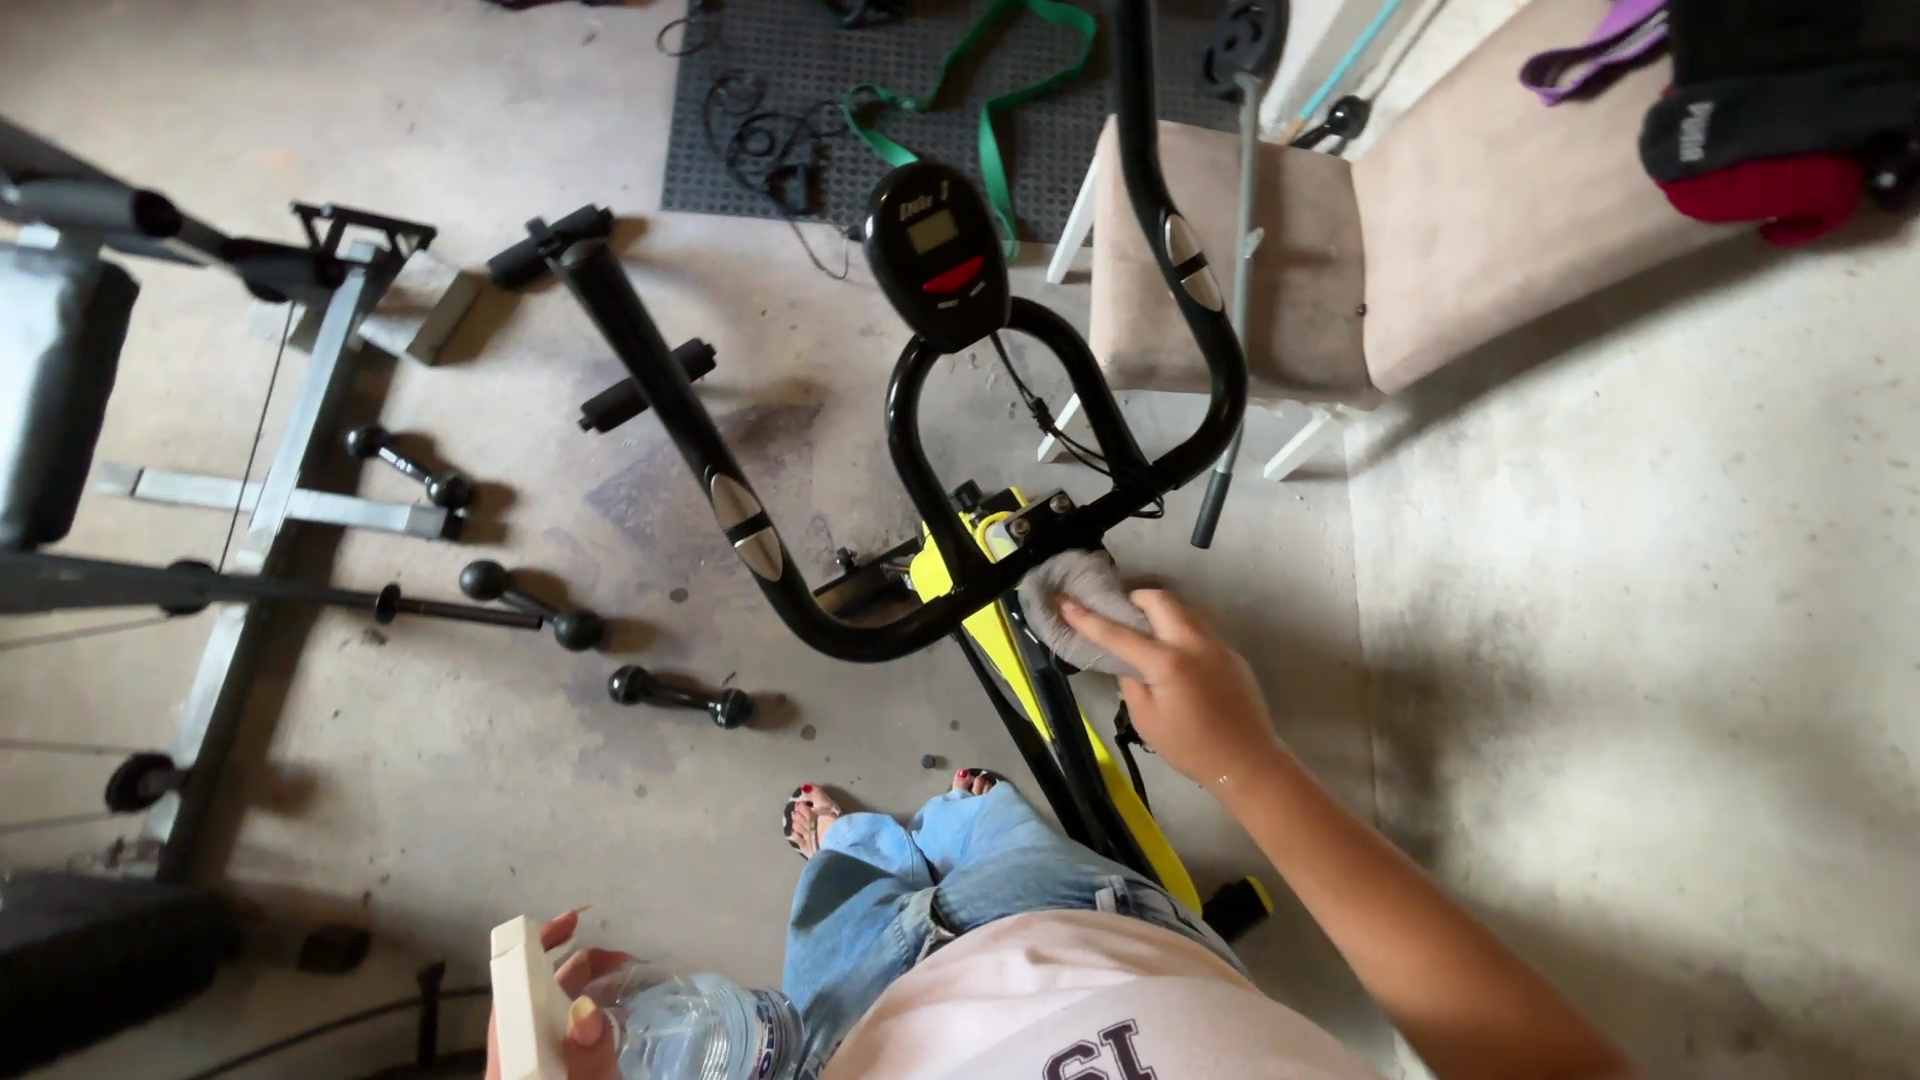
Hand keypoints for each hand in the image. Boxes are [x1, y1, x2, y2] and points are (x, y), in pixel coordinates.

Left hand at [485, 909, 632, 1079]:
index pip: (510, 997)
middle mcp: (514, 1066)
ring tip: (624, 978)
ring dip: (585, 988)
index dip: (534, 951)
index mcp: (512, 1065)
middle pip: (533, 1000)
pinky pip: (559, 1039)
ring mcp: (530, 1074)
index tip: (571, 921)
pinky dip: (585, 1014)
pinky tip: (609, 1017)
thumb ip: (590, 1059)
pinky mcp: (549, 1078)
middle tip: (622, 957)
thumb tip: (584, 1006)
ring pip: (549, 1019)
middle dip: (576, 966)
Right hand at [1060, 588, 1287, 793]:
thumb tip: (1129, 664)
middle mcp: (1194, 643)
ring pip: (1184, 609)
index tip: (1067, 601)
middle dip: (1135, 598)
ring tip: (1146, 629)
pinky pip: (1200, 628)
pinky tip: (1175, 653)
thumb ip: (1131, 684)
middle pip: (1160, 599)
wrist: (1247, 762)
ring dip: (1161, 611)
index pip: (1119, 634)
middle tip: (1121, 611)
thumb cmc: (1190, 748)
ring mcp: (1217, 645)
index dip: (1088, 618)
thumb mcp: (1146, 720)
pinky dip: (1180, 629)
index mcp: (1167, 663)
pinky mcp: (1232, 653)